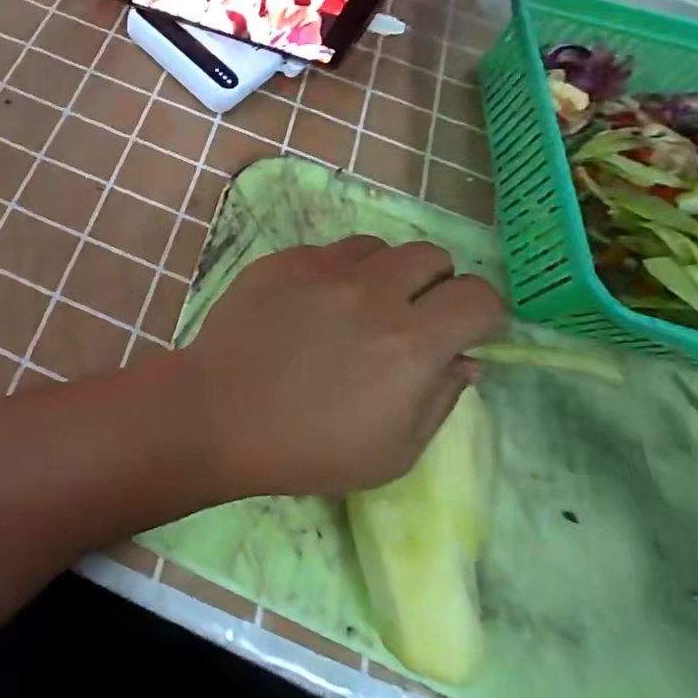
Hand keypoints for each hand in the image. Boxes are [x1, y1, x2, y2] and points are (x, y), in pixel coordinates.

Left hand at [169, 236, 505, 497]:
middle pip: (431, 255)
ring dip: (381, 272)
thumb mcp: (394, 451)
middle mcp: (369, 293)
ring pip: (375, 246)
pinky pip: (323, 251)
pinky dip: (330, 273)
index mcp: (410, 343)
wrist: (217, 414)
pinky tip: (308, 305)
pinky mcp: (277, 262)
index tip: (460, 334)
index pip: (480, 296)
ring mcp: (318, 271)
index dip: (480, 315)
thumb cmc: (307, 448)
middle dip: (434, 284)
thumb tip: (465, 359)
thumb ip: (440, 399)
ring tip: (356, 307)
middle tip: (409, 317)